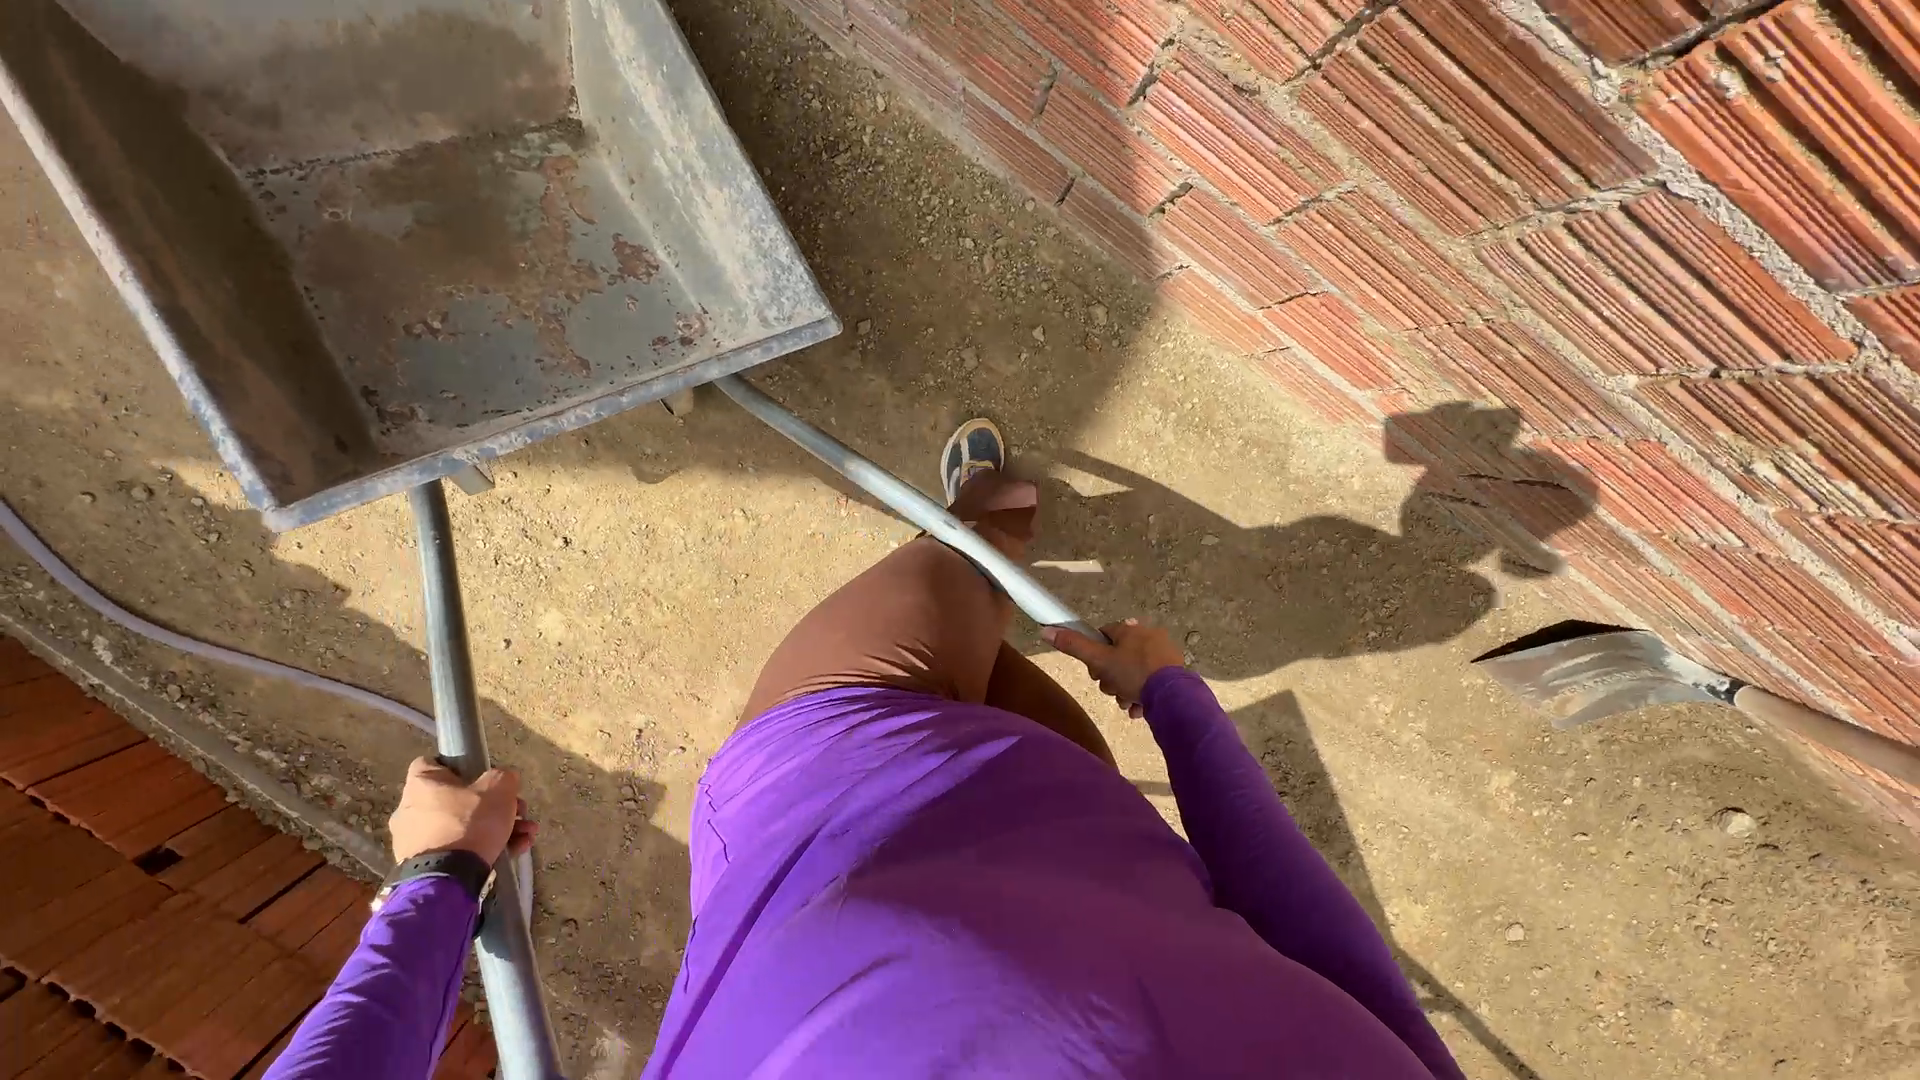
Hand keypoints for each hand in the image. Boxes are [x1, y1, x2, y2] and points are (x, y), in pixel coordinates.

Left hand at [388, 757, 537, 863]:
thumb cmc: (471, 822)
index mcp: (422, 785)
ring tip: (525, 834)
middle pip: (457, 798)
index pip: (430, 763)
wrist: (449, 878)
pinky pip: (457, 847)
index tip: (481, 774)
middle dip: (493, 804)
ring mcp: (413, 840)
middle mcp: (410, 810)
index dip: (458, 764)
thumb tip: (503, 780)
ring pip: (462, 825)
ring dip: (496, 827)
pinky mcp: (422, 865)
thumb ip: (503, 776)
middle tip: (517, 811)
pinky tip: (514, 851)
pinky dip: (483, 847)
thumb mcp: (499, 788)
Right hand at [1042, 619, 1186, 718]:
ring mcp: (1164, 655)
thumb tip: (1045, 631)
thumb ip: (1073, 646)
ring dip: (1126, 690)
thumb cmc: (1133, 673)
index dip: (1094, 654)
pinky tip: (1139, 708)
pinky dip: (1143, 695)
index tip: (1095, 671)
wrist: (1173, 694)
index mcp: (1130, 629)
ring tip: (1127, 703)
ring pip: (1134, 672)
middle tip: (1111, 690)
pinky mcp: (1175, 673)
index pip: (1103, 635)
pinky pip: (1152, 682)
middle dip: (1112, 678)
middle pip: (1119, 656)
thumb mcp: (1099, 661)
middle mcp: (1148, 636)